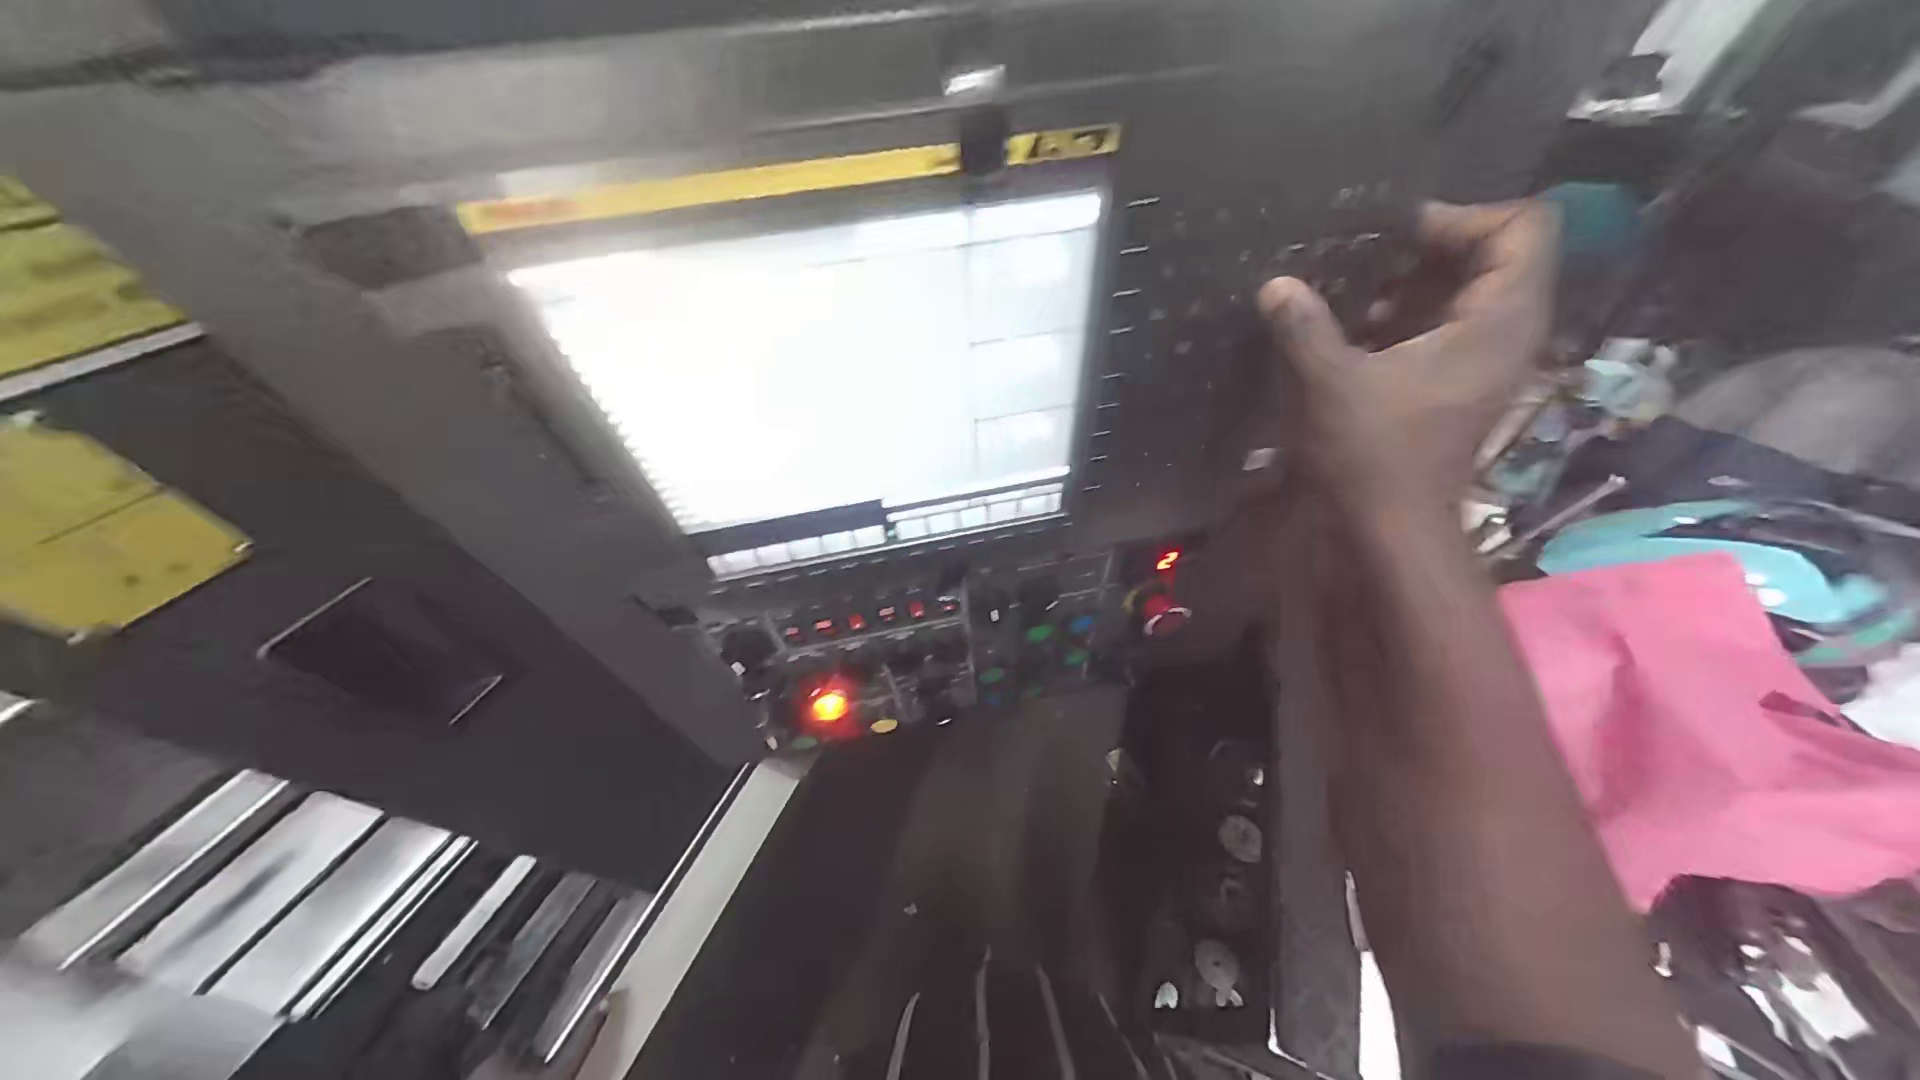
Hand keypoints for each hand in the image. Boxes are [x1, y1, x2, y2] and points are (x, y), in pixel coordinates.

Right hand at [1259, 200, 1558, 512]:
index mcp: (1499, 320)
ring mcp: (1484, 360)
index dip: (1461, 217)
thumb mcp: (1330, 383)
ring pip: (1465, 293)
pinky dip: (1404, 319)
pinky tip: (1353, 332)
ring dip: (1409, 287)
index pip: (1523, 225)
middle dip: (1427, 251)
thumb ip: (1304, 326)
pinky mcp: (1457, 383)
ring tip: (1351, 297)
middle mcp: (1506, 332)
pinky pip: (1444, 327)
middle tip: (1364, 263)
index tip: (1394, 238)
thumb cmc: (1372, 452)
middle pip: (1494, 255)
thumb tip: (1276, 284)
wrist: (1389, 523)